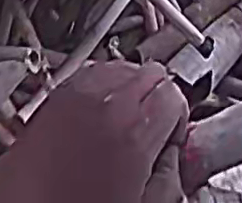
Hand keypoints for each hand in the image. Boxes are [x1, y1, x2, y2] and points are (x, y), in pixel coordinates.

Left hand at [0, 62, 186, 202]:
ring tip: (123, 126)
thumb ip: (167, 176)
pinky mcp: (63, 87)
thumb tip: (175, 158)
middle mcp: (108, 98)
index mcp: (133, 130)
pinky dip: (105, 84)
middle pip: (153, 70)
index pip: (175, 93)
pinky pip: (97, 69)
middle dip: (158, 97)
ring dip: (131, 88)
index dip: (178, 117)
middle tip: (152, 131)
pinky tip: (101, 117)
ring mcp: (82, 87)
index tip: (171, 137)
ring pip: (125, 64)